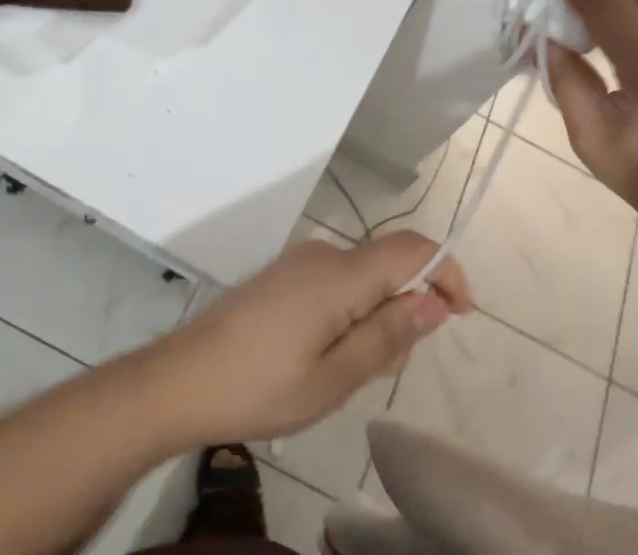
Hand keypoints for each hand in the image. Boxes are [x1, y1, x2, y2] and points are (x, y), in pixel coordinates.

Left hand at [143, 231, 471, 445]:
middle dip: (406, 308)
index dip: (446, 272)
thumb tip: (433, 301)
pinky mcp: (282, 276)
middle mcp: (322, 255)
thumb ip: (387, 335)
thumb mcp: (333, 378)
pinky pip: (336, 282)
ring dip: (375, 315)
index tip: (458, 315)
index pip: (414, 249)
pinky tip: (323, 356)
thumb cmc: (258, 388)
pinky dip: (350, 312)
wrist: (178, 381)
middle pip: (389, 264)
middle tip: (383, 368)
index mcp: (340, 276)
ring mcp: (298, 262)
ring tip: (345, 372)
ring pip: (363, 277)